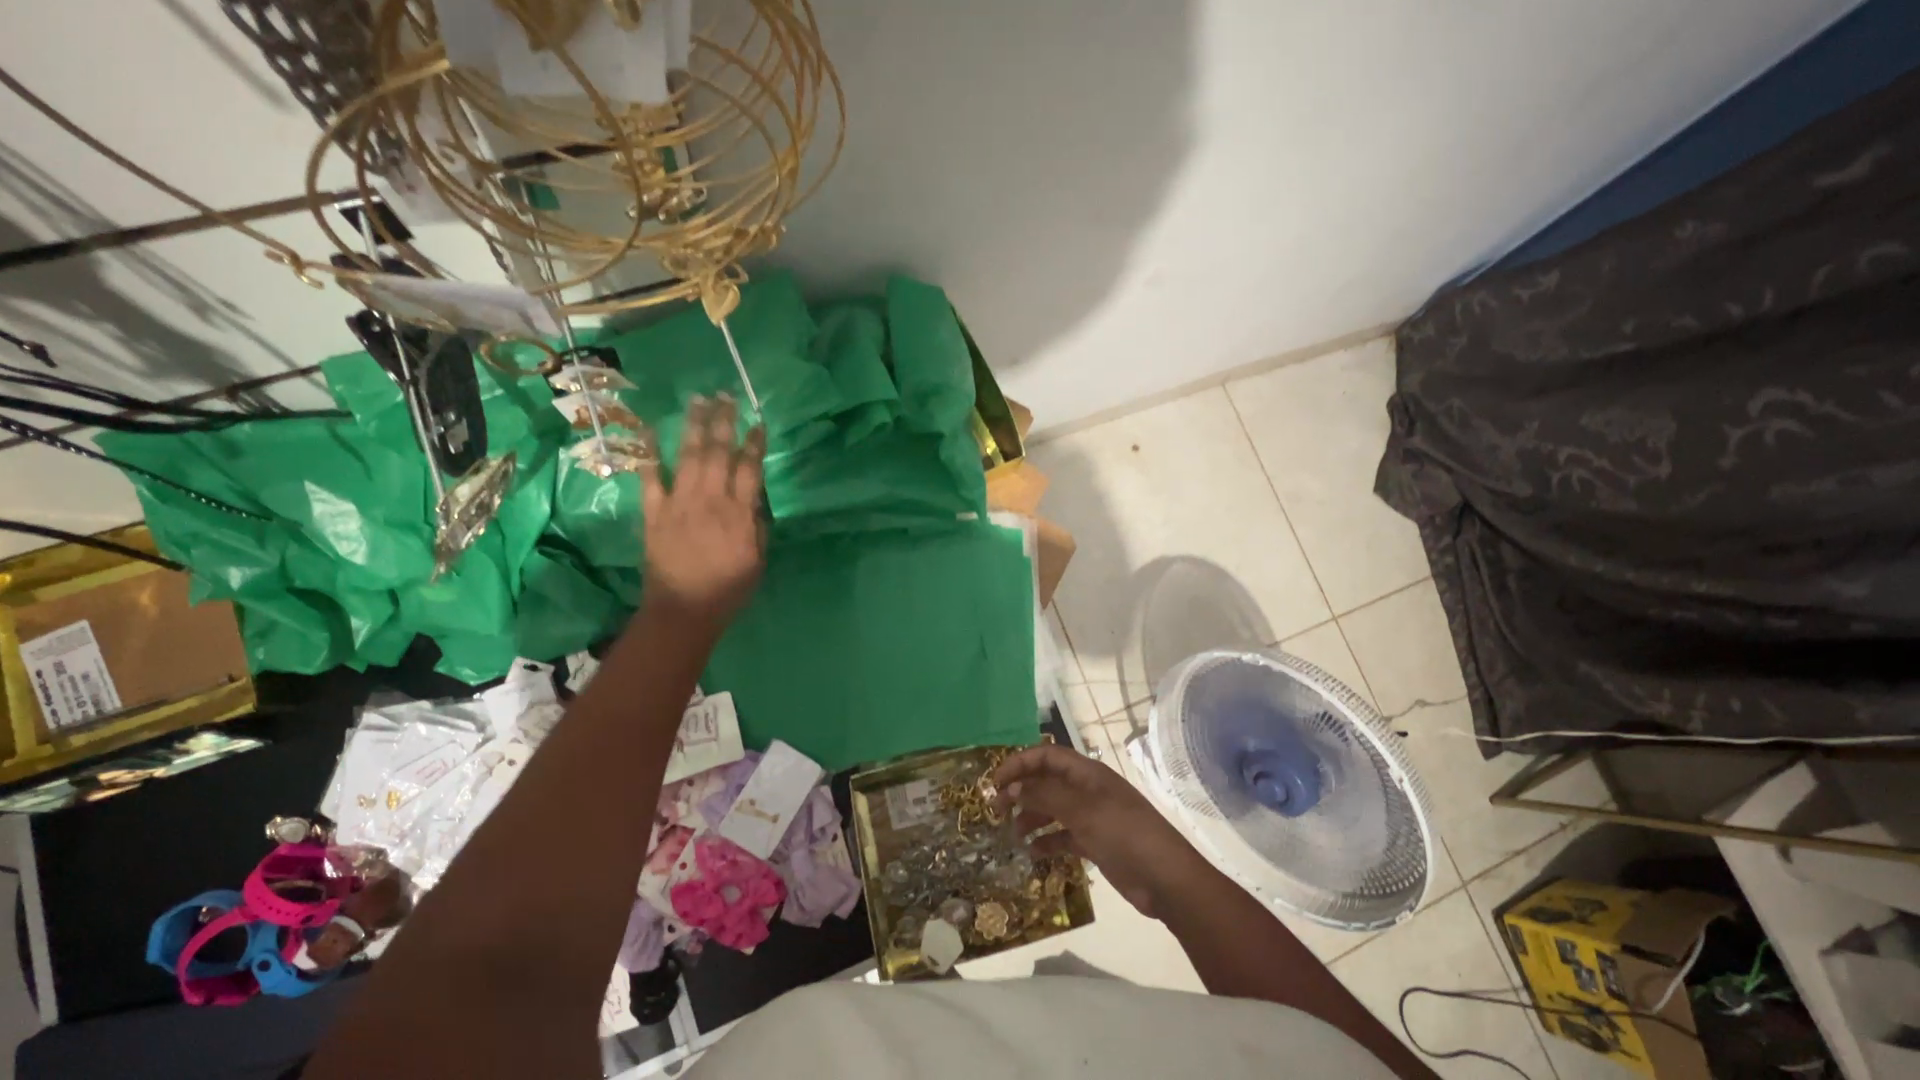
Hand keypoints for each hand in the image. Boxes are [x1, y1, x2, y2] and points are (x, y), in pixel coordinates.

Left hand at [639, 394, 766, 632]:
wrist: (683, 610)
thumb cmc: (727, 590)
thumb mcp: (757, 560)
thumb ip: (757, 526)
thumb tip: (754, 499)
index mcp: (739, 513)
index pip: (749, 468)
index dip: (754, 444)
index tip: (758, 423)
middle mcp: (710, 500)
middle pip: (718, 452)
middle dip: (724, 422)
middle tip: (726, 396)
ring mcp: (679, 503)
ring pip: (689, 456)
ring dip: (694, 426)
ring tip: (698, 400)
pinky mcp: (655, 512)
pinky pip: (651, 477)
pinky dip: (650, 452)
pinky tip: (651, 430)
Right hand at [992, 743, 1208, 918]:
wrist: (1166, 879)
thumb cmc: (1125, 835)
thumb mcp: (1083, 811)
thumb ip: (1045, 796)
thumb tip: (1011, 786)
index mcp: (1089, 774)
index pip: (1047, 756)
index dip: (1020, 763)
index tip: (995, 782)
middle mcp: (1089, 791)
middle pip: (1048, 782)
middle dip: (1021, 791)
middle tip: (996, 810)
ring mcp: (1093, 818)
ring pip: (1053, 810)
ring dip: (1031, 818)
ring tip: (1012, 834)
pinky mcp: (1095, 843)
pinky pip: (1063, 836)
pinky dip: (1046, 841)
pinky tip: (1033, 853)